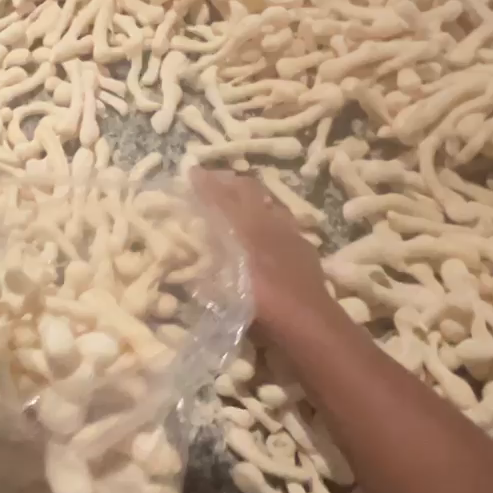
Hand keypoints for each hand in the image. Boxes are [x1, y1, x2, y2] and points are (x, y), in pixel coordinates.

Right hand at [191, 170, 341, 342]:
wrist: (309, 321)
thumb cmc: (260, 305)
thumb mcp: (221, 291)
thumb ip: (202, 272)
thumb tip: (184, 261)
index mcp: (244, 228)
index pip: (221, 196)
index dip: (205, 183)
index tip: (191, 171)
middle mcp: (267, 222)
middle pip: (249, 189)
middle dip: (229, 181)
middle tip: (214, 180)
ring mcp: (290, 232)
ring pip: (269, 201)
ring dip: (252, 196)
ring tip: (239, 199)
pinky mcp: (304, 246)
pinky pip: (284, 221)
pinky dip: (270, 217)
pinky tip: (267, 229)